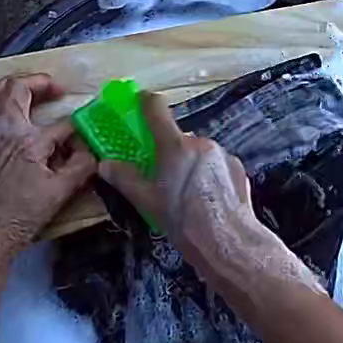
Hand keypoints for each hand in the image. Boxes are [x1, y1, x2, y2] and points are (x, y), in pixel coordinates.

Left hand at [0, 74, 95, 273]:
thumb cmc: (21, 216)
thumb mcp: (61, 192)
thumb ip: (81, 164)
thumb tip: (94, 146)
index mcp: (29, 141)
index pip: (61, 122)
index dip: (77, 122)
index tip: (85, 125)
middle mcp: (1, 130)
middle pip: (17, 89)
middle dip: (40, 83)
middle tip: (55, 90)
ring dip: (9, 84)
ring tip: (24, 88)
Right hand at [97, 93, 317, 297]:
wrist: (227, 241)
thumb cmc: (182, 221)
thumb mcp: (147, 202)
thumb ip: (125, 178)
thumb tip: (105, 163)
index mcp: (175, 145)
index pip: (157, 109)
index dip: (145, 102)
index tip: (138, 101)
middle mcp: (200, 142)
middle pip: (178, 137)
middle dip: (168, 151)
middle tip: (161, 176)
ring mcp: (222, 153)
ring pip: (198, 151)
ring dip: (189, 163)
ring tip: (186, 194)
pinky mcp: (237, 167)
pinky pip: (215, 164)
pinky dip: (207, 174)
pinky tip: (206, 198)